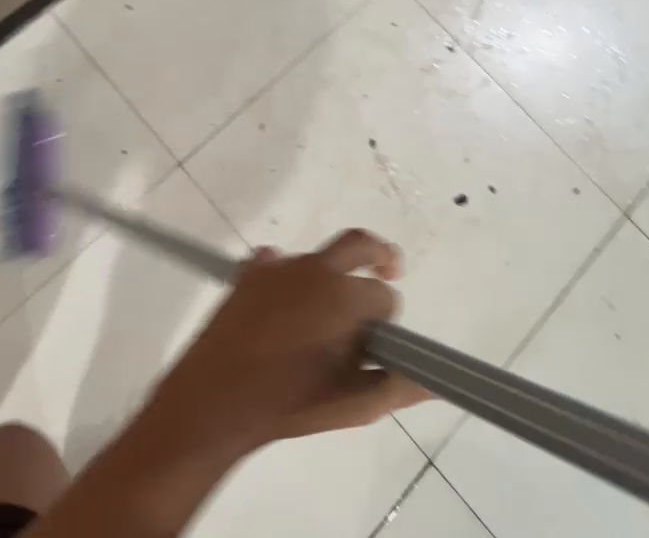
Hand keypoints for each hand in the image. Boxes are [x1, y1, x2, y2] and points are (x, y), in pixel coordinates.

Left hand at [141, 230, 429, 456]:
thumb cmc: (291, 401)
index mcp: (345, 296)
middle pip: (357, 244)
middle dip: (379, 256)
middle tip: (387, 273)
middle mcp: (313, 270)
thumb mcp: (354, 404)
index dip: (385, 319)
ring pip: (315, 261)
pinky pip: (275, 263)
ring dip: (327, 279)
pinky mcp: (247, 273)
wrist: (218, 395)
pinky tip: (283, 309)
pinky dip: (287, 278)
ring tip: (318, 323)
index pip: (383, 296)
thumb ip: (398, 386)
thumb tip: (430, 379)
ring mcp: (276, 267)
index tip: (376, 343)